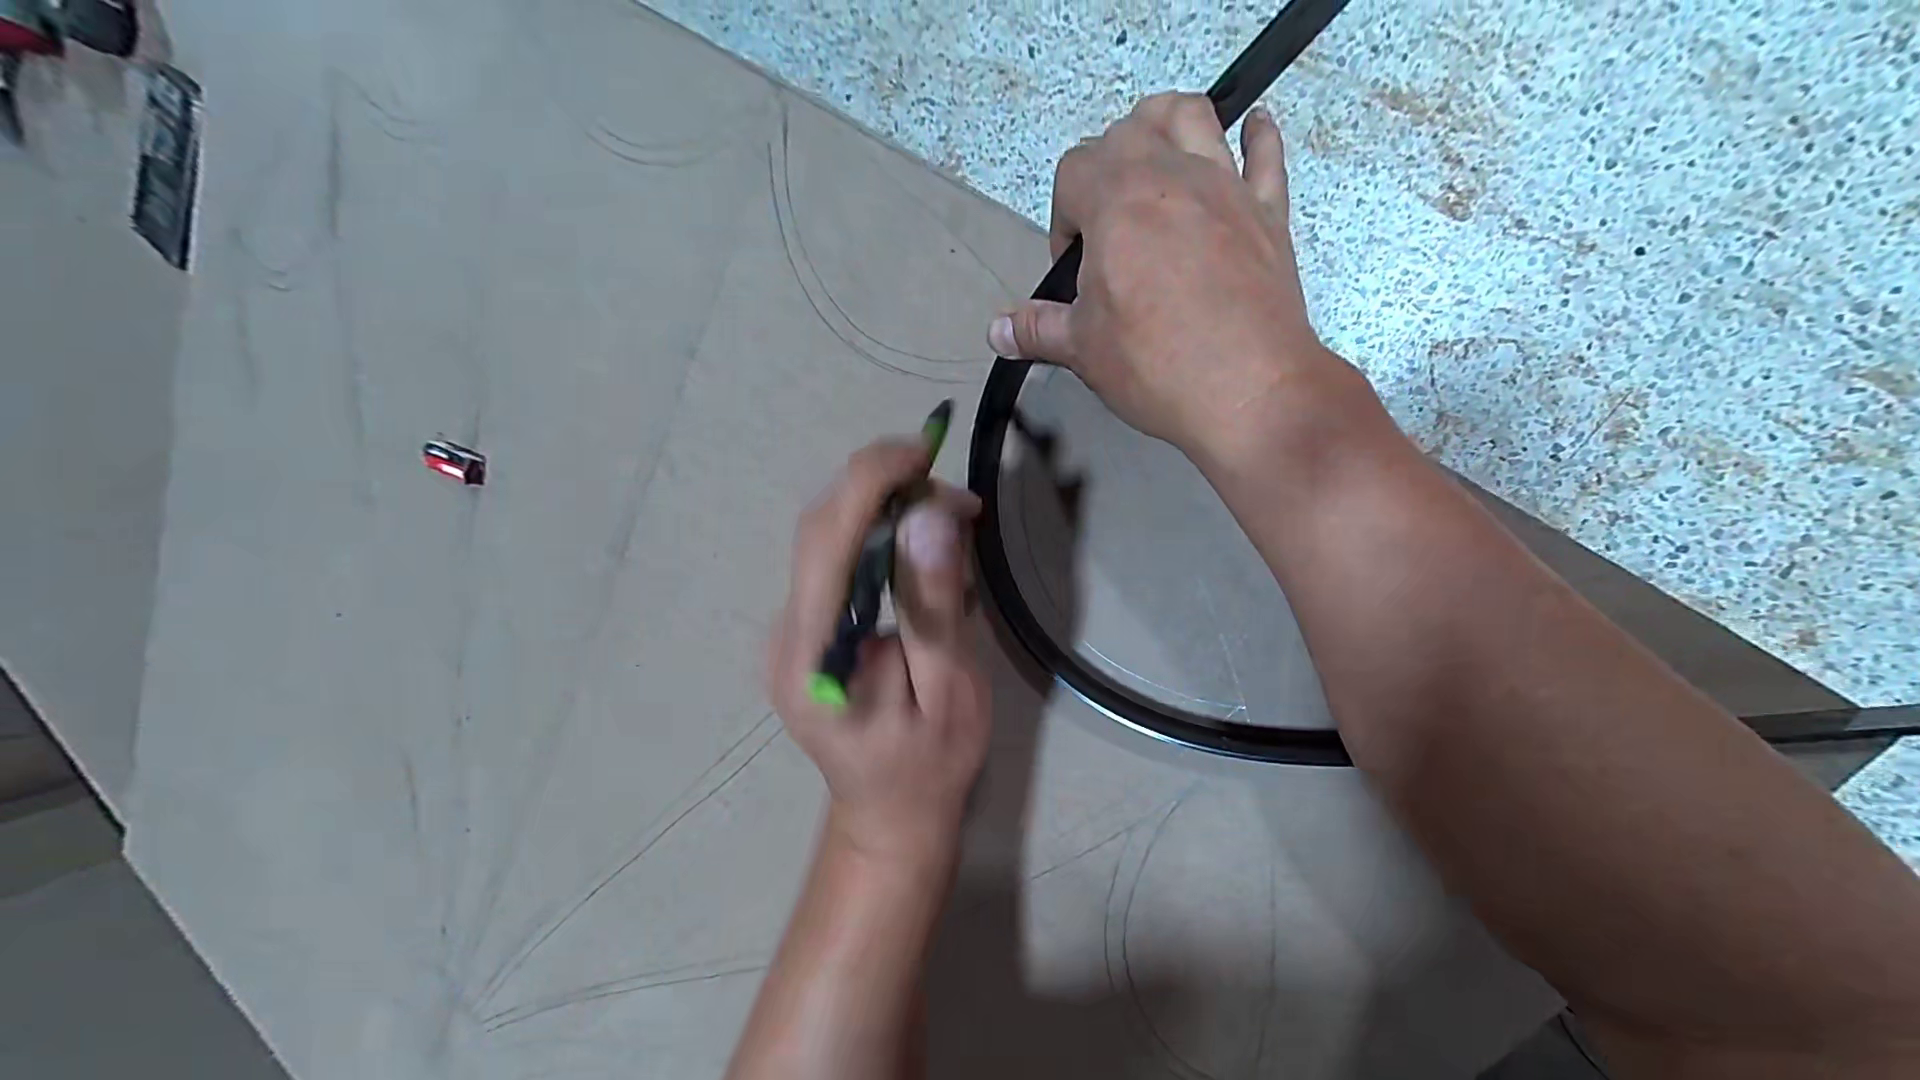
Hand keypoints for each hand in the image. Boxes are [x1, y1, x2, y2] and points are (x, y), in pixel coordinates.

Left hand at [766, 438, 990, 865]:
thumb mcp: (951, 693)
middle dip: (884, 489)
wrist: (887, 814)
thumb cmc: (928, 766)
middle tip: (954, 496)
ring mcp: (788, 629)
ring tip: (947, 516)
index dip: (871, 481)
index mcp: (812, 655)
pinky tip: (918, 542)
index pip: (828, 540)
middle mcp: (784, 633)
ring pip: (826, 536)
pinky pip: (835, 558)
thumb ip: (934, 608)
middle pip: (821, 528)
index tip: (924, 451)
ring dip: (884, 507)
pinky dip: (877, 532)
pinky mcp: (803, 627)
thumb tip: (930, 517)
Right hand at [988, 93, 1362, 471]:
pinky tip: (1248, 133)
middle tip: (1103, 225)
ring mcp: (1226, 190)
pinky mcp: (1268, 215)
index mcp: (1118, 205)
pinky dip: (1255, 138)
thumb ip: (1036, 329)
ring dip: (1164, 125)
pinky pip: (1265, 155)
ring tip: (1153, 162)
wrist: (1248, 392)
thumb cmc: (1159, 367)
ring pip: (1192, 117)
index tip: (1072, 268)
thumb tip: (998, 331)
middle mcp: (1172, 179)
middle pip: (1127, 131)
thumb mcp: (1082, 350)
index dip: (1062, 219)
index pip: (1073, 172)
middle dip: (1104, 168)